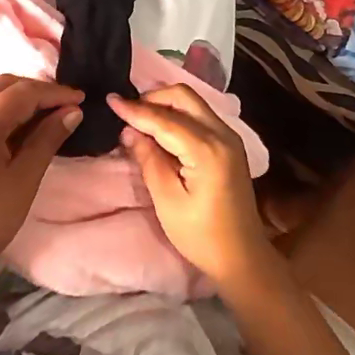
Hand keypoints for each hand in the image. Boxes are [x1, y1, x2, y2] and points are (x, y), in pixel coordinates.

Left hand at [0, 75, 82, 296]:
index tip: (82, 98)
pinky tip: (21, 128)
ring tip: (48, 114)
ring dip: (19, 97)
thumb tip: (72, 112)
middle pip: (3, 85)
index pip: (22, 92)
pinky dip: (2, 109)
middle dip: (36, 89)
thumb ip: (46, 140)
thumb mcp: (22, 182)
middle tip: (66, 104)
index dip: (54, 92)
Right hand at [110, 85, 271, 285]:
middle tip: (128, 112)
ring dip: (165, 104)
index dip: (135, 109)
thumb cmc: (201, 236)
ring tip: (140, 119)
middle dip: (153, 98)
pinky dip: (177, 114)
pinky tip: (161, 129)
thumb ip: (149, 160)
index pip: (165, 119)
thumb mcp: (168, 202)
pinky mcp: (230, 143)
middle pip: (183, 97)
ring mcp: (229, 136)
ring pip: (192, 102)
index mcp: (207, 150)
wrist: (243, 257)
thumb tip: (129, 131)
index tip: (111, 100)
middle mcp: (222, 134)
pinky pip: (200, 114)